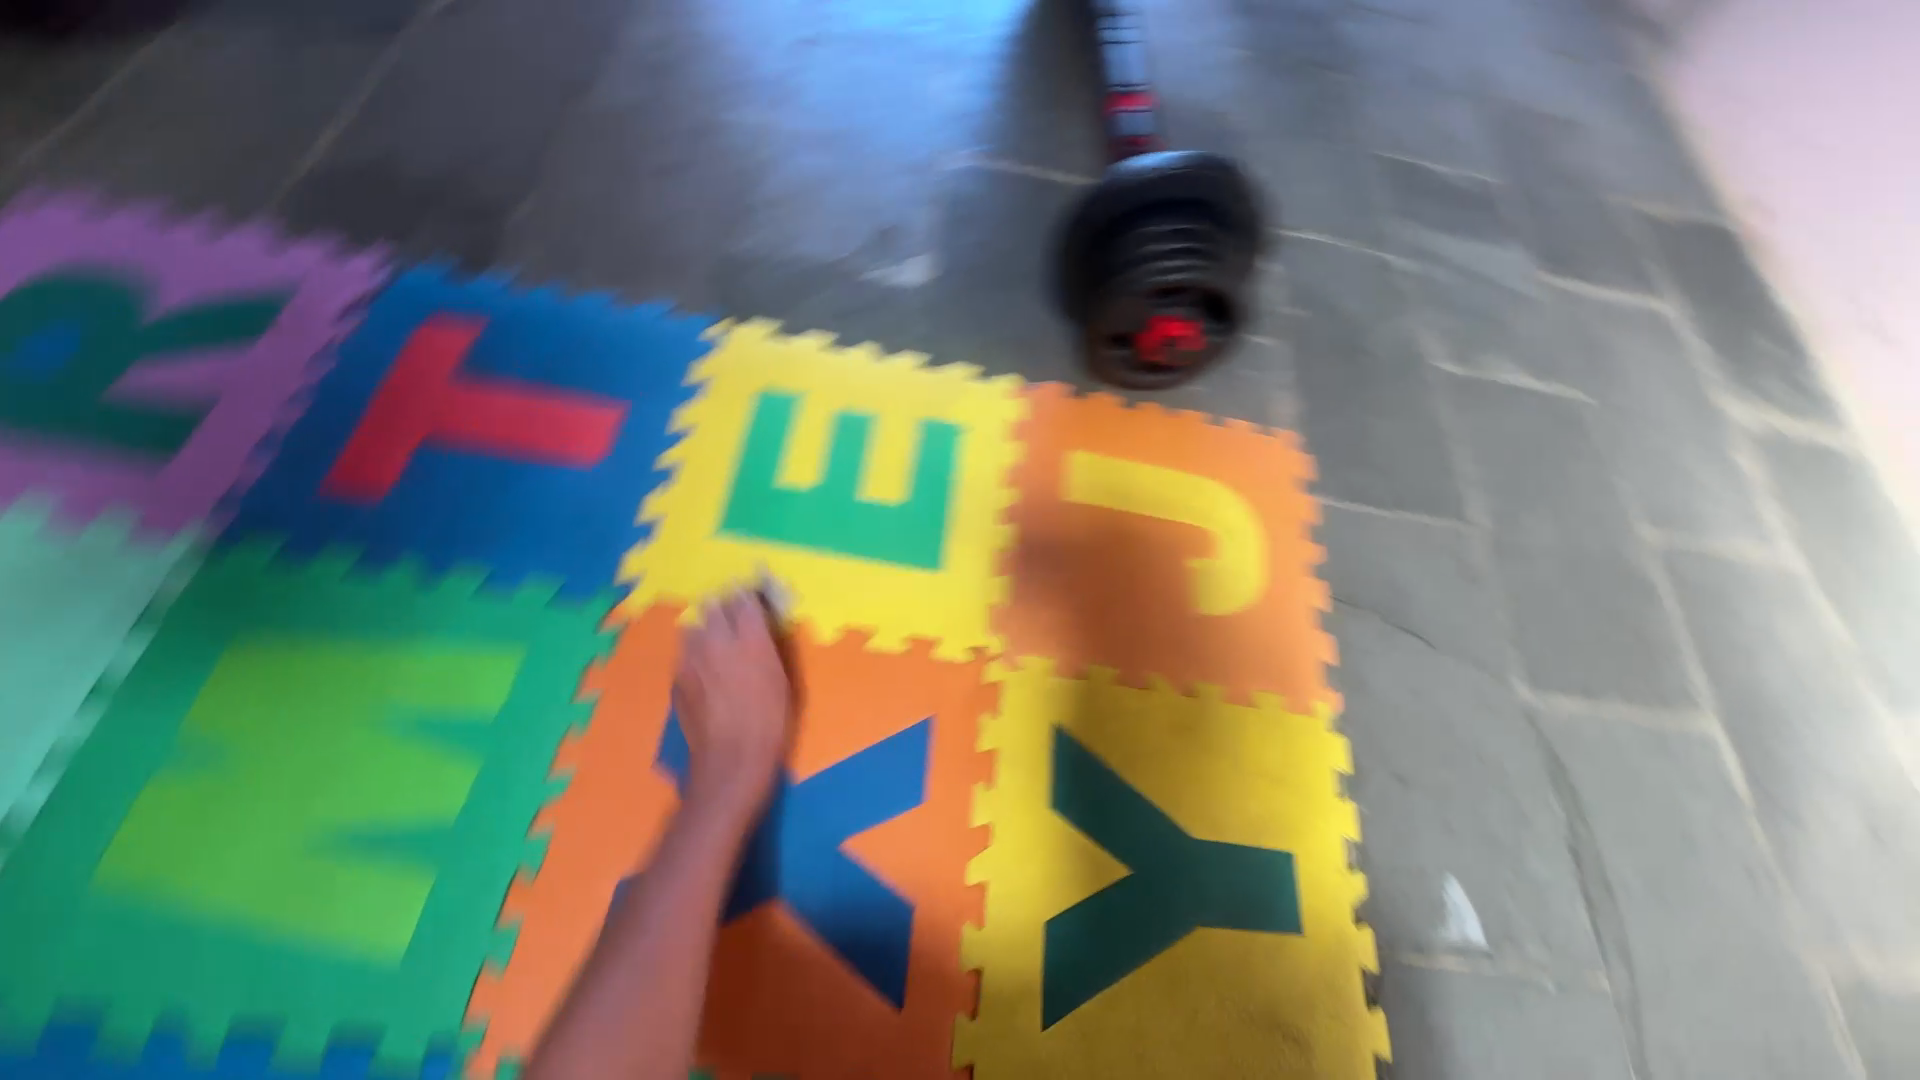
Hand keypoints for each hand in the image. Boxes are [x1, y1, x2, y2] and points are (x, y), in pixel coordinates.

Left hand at [672, 589, 794, 821]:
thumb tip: (761, 626)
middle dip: (725, 608)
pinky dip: (695, 652)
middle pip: (715, 605)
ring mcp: (691, 656)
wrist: (731, 757)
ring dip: (706, 628)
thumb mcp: (781, 678)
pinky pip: (685, 652)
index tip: (753, 599)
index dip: (749, 596)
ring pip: (694, 626)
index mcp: (750, 637)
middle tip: (735, 619)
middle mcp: (716, 639)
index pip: (744, 598)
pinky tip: (705, 670)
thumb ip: (767, 644)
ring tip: (716, 643)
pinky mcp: (677, 675)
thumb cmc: (770, 721)